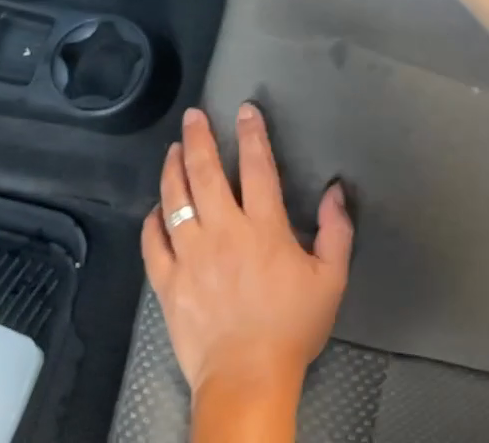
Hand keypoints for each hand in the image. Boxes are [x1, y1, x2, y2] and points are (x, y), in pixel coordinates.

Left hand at [143, 104, 352, 401]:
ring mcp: (190, 255)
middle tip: (193, 116)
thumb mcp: (331, 279)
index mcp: (264, 228)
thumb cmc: (292, 327)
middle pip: (206, 173)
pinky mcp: (167, 281)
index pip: (258, 168)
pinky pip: (152, 242)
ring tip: (173, 149)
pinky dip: (151, 220)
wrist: (247, 378)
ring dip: (172, 169)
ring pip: (175, 199)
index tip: (245, 110)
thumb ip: (337, 230)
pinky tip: (155, 207)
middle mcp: (223, 232)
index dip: (252, 135)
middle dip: (199, 138)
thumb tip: (336, 190)